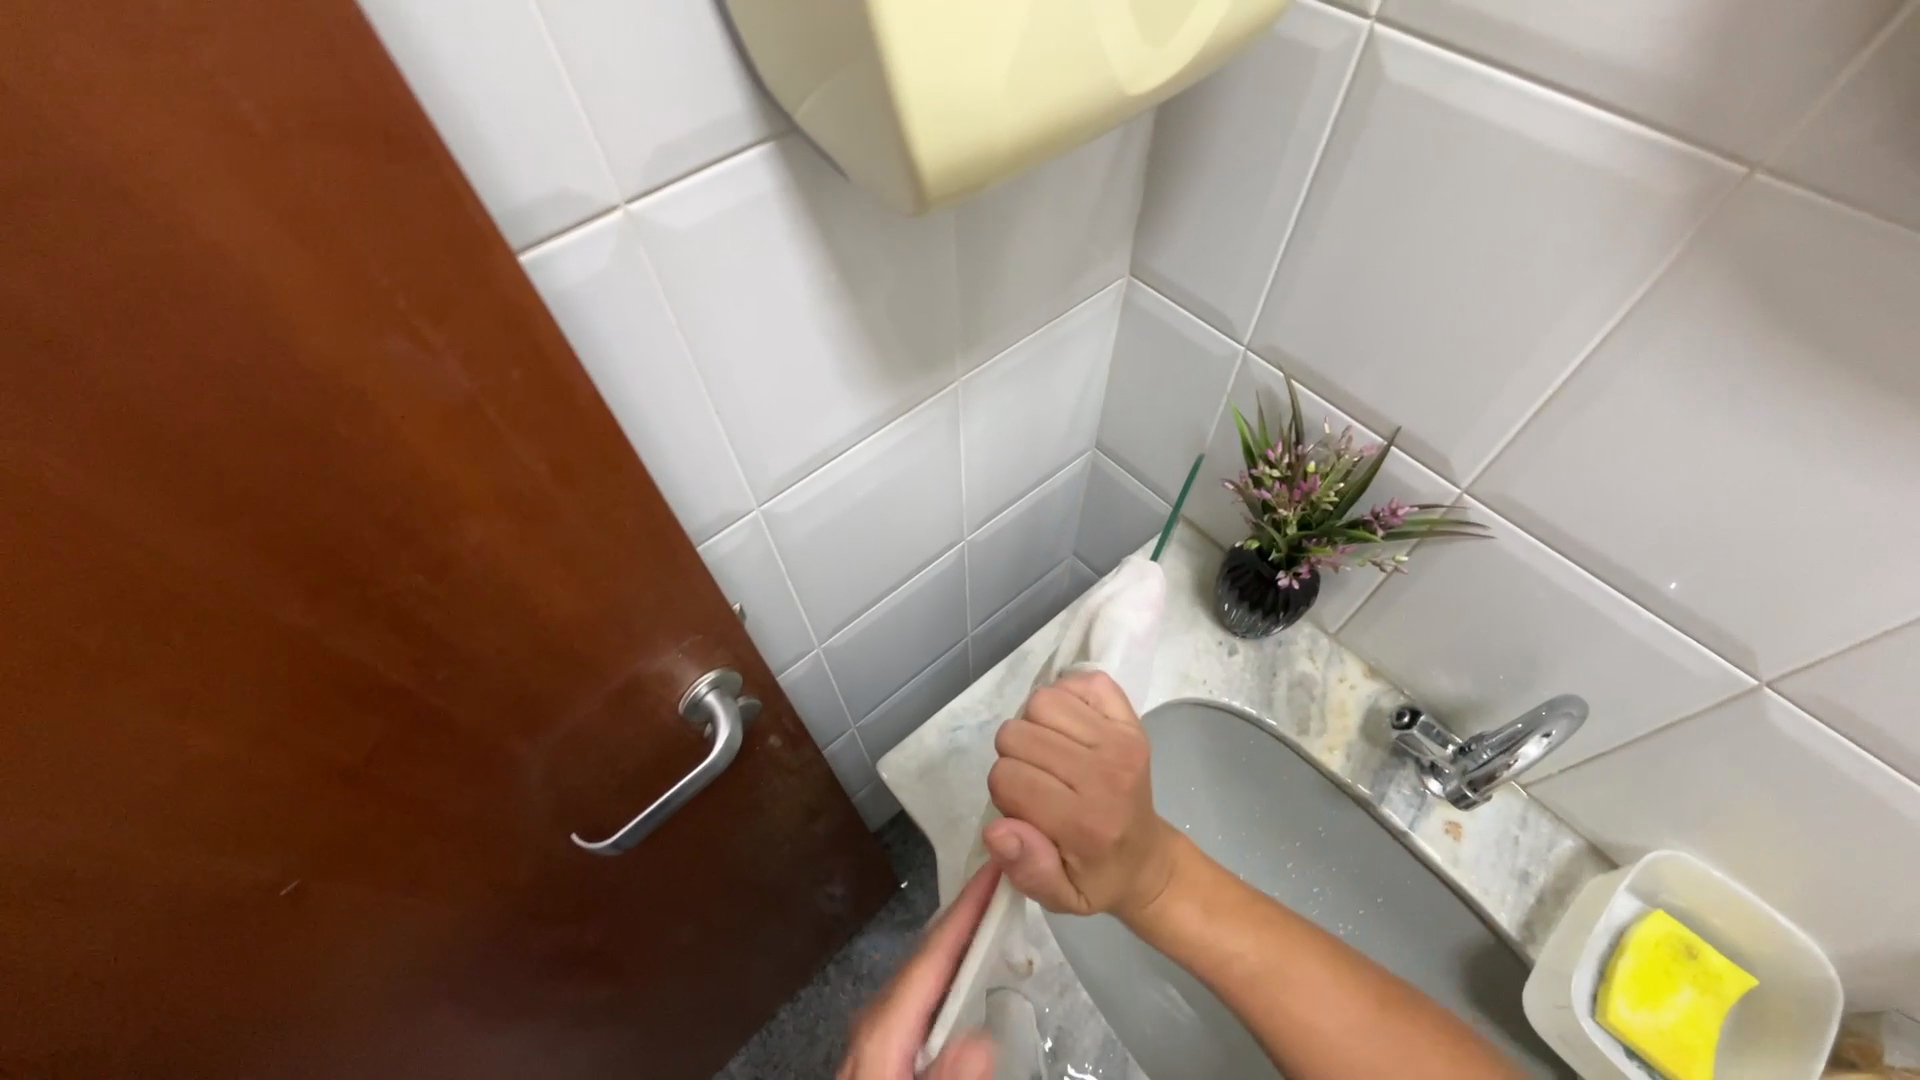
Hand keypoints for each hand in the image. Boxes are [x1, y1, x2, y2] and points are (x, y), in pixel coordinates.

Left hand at [838, 864, 1000, 1079]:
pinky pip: (920, 990)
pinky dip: (946, 966)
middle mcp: (876, 1017)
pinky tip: (962, 967)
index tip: (992, 870)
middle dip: (962, 913)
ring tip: (990, 910)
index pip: (931, 955)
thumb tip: (981, 1040)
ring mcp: (877, 1029)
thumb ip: (947, 1079)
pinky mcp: (883, 1045)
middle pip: (926, 952)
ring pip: (922, 969)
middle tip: (1000, 880)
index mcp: (883, 1027)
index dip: (964, 910)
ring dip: (955, 937)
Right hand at [983, 671, 1180, 918]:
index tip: (1024, 810)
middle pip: (1017, 734)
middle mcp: (1105, 773)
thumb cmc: (1095, 877)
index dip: (1004, 793)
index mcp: (1085, 821)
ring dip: (1034, 725)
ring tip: (1049, 753)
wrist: (1146, 858)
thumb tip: (997, 830)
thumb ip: (1026, 868)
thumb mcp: (1059, 896)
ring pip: (1042, 701)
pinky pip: (1082, 681)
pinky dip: (1066, 697)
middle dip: (1013, 758)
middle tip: (1036, 782)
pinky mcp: (1131, 719)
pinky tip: (1069, 729)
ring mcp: (1122, 740)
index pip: (1006, 777)